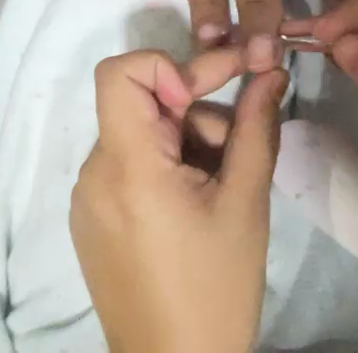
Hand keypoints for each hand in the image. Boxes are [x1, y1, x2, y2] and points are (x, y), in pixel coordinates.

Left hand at [71, 45, 289, 352]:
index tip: (202, 99)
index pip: (118, 72)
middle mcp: (94, 172)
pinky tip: (196, 206)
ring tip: (222, 190)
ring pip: (141, 135)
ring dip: (186, 143)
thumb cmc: (215, 289)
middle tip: (237, 149)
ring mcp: (88, 197)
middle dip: (194, 113)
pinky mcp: (92, 218)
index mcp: (126, 166)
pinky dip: (165, 167)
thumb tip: (269, 71)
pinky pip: (129, 166)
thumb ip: (255, 129)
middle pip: (142, 105)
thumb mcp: (246, 205)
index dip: (164, 67)